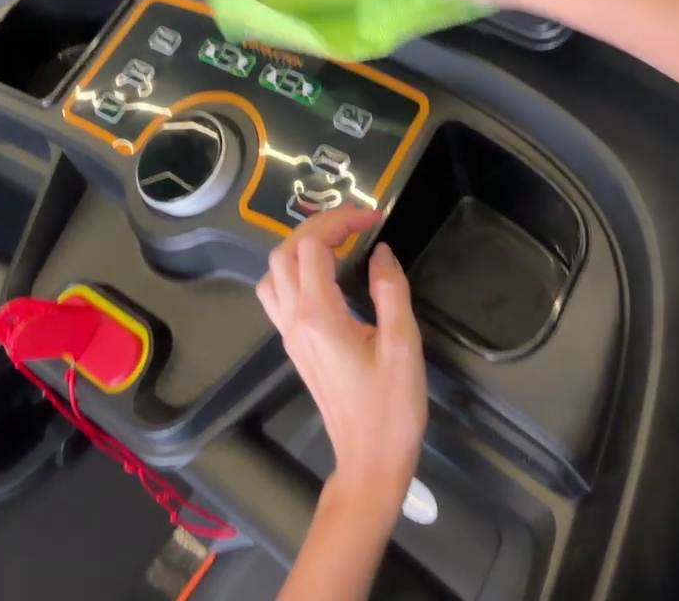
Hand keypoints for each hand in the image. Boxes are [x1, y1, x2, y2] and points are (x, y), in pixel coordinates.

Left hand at [257, 207, 427, 505]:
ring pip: (274, 274)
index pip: (312, 248)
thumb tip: (380, 251)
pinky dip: (296, 270)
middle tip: (357, 221)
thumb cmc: (391, 406)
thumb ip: (390, 289)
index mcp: (319, 317)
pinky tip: (327, 273)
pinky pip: (279, 295)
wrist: (370, 461)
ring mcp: (290, 336)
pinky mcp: (295, 347)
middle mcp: (294, 322)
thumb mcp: (403, 343)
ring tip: (339, 240)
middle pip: (285, 254)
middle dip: (318, 226)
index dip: (341, 222)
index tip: (375, 217)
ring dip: (301, 246)